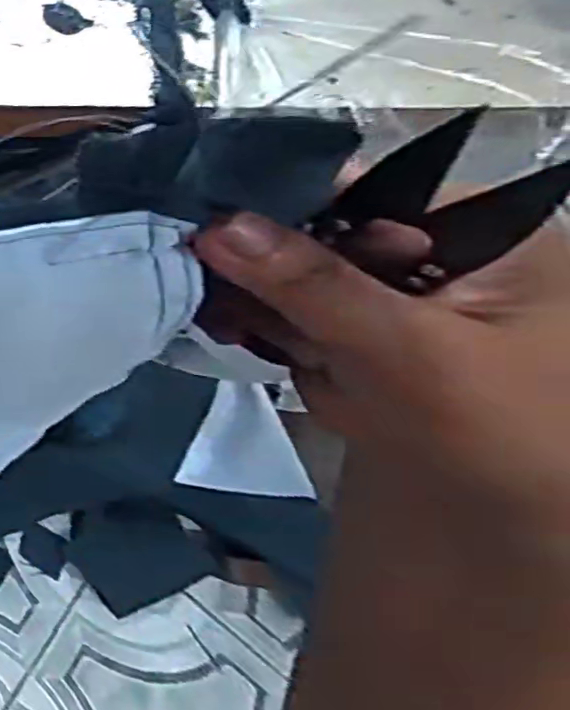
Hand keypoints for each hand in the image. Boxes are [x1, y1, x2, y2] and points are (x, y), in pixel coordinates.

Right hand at [194, 211, 569, 525]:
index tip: (209, 234)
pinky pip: (281, 298)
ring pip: (284, 264)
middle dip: (258, 266)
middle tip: (220, 299)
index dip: (276, 204)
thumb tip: (214, 222)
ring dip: (250, 297)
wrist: (500, 520)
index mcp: (485, 234)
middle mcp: (436, 248)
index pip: (354, 190)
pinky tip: (243, 337)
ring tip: (237, 329)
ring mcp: (391, 286)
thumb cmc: (491, 432)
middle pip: (310, 227)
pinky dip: (256, 317)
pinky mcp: (354, 318)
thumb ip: (311, 283)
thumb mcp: (404, 351)